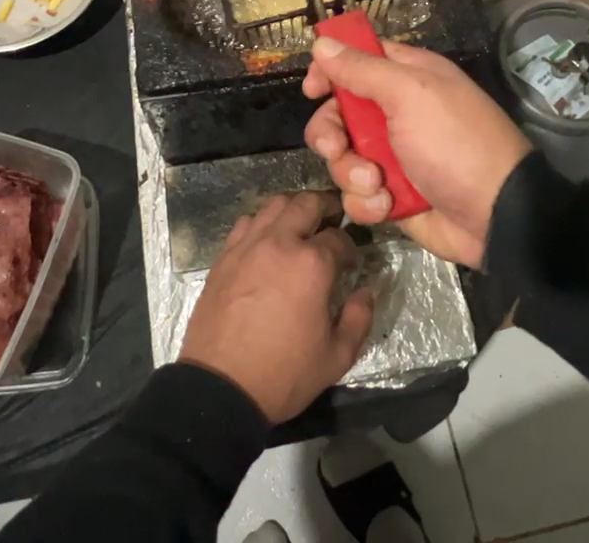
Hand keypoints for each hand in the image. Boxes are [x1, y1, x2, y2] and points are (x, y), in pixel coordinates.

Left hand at [177, 191, 374, 424]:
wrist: (220, 386)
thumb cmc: (284, 373)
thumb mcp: (337, 356)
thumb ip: (359, 318)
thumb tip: (367, 291)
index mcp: (312, 264)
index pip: (339, 238)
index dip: (350, 248)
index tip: (351, 263)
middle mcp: (280, 243)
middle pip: (306, 203)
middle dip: (325, 207)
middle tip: (332, 222)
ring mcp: (248, 245)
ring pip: (274, 205)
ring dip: (292, 210)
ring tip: (300, 227)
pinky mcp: (224, 256)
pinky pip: (246, 223)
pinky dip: (262, 223)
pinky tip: (267, 242)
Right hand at [303, 37, 530, 267]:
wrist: (494, 215)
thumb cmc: (455, 142)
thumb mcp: (411, 94)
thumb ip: (363, 70)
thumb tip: (322, 42)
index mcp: (406, 78)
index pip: (355, 61)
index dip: (329, 71)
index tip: (313, 90)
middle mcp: (395, 113)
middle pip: (337, 113)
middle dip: (331, 134)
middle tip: (336, 147)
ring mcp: (391, 155)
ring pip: (341, 157)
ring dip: (351, 173)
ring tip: (376, 184)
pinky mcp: (389, 193)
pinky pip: (356, 193)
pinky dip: (367, 201)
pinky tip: (387, 206)